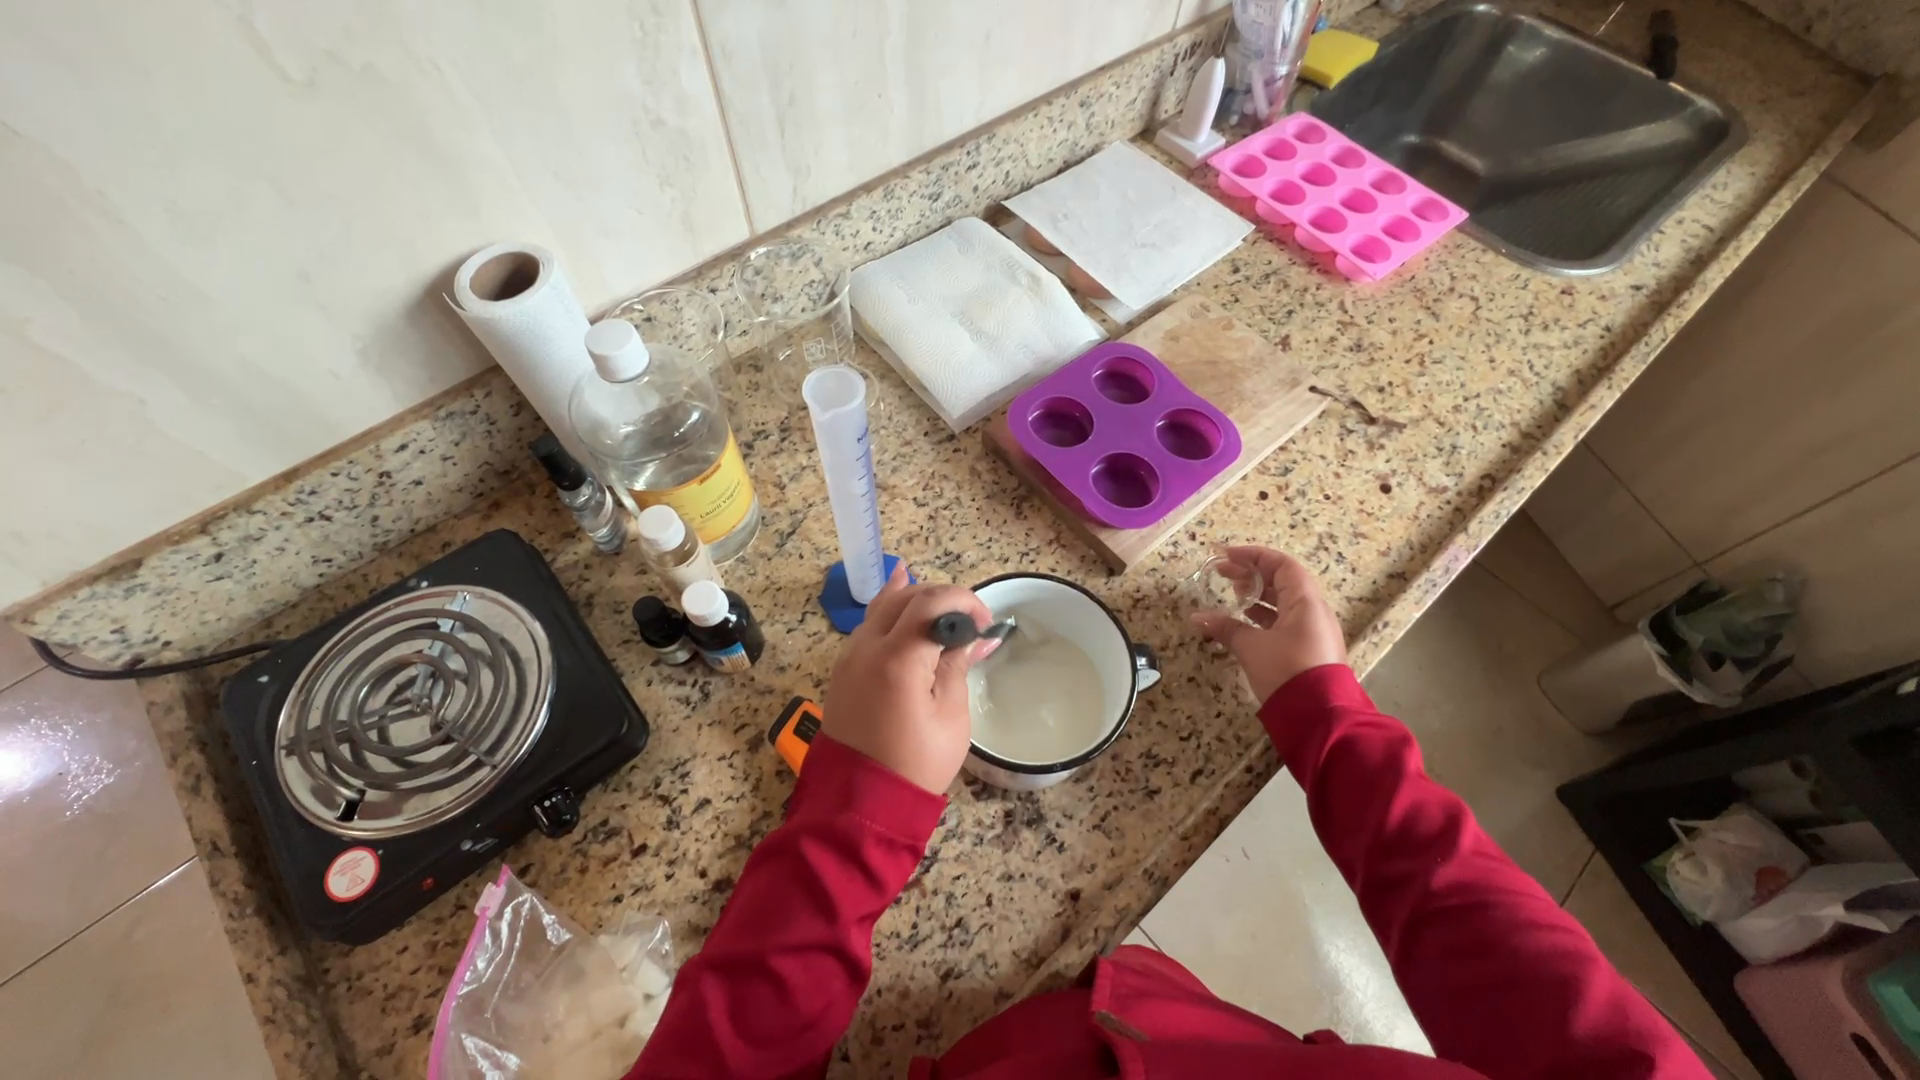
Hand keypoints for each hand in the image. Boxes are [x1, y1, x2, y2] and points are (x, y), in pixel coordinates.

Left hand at [820, 563, 993, 794]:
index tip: (985, 621)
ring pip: (882, 606)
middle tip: (969, 619)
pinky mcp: (843, 668)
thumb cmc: (915, 764)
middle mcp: (867, 647)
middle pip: (906, 597)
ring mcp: (849, 656)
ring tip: (943, 605)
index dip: (964, 601)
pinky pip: (868, 624)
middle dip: (941, 597)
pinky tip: (901, 596)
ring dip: (915, 599)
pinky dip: (890, 610)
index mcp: (897, 659)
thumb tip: (976, 636)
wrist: (860, 803)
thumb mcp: (951, 716)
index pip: (932, 603)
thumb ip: (957, 666)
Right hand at [1190, 546, 1347, 703]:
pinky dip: (1264, 614)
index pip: (1281, 565)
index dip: (1253, 556)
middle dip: (1251, 574)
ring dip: (1258, 594)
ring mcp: (1313, 631)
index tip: (1226, 556)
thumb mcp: (1252, 647)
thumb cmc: (1286, 671)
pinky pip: (1286, 620)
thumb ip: (1226, 628)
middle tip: (1222, 573)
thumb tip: (1197, 618)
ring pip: (1284, 601)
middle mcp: (1314, 611)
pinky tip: (1245, 619)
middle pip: (1283, 581)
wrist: (1319, 716)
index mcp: (1306, 602)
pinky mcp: (1309, 649)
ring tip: (1233, 594)